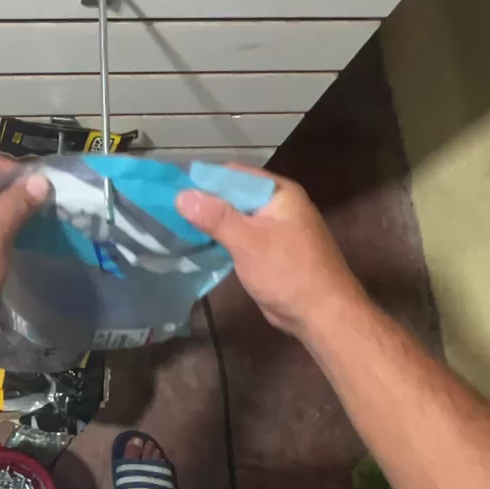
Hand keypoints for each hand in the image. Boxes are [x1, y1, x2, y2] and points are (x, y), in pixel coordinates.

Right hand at [177, 170, 369, 337]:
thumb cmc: (288, 272)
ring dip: (210, 222)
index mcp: (279, 193)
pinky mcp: (268, 251)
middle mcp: (277, 205)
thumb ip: (216, 217)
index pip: (234, 174)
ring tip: (173, 224)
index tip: (172, 187)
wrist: (322, 315)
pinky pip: (239, 237)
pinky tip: (196, 244)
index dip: (203, 179)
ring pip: (234, 218)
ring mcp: (274, 229)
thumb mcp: (248, 241)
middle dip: (203, 202)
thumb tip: (181, 195)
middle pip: (233, 195)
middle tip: (167, 207)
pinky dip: (220, 239)